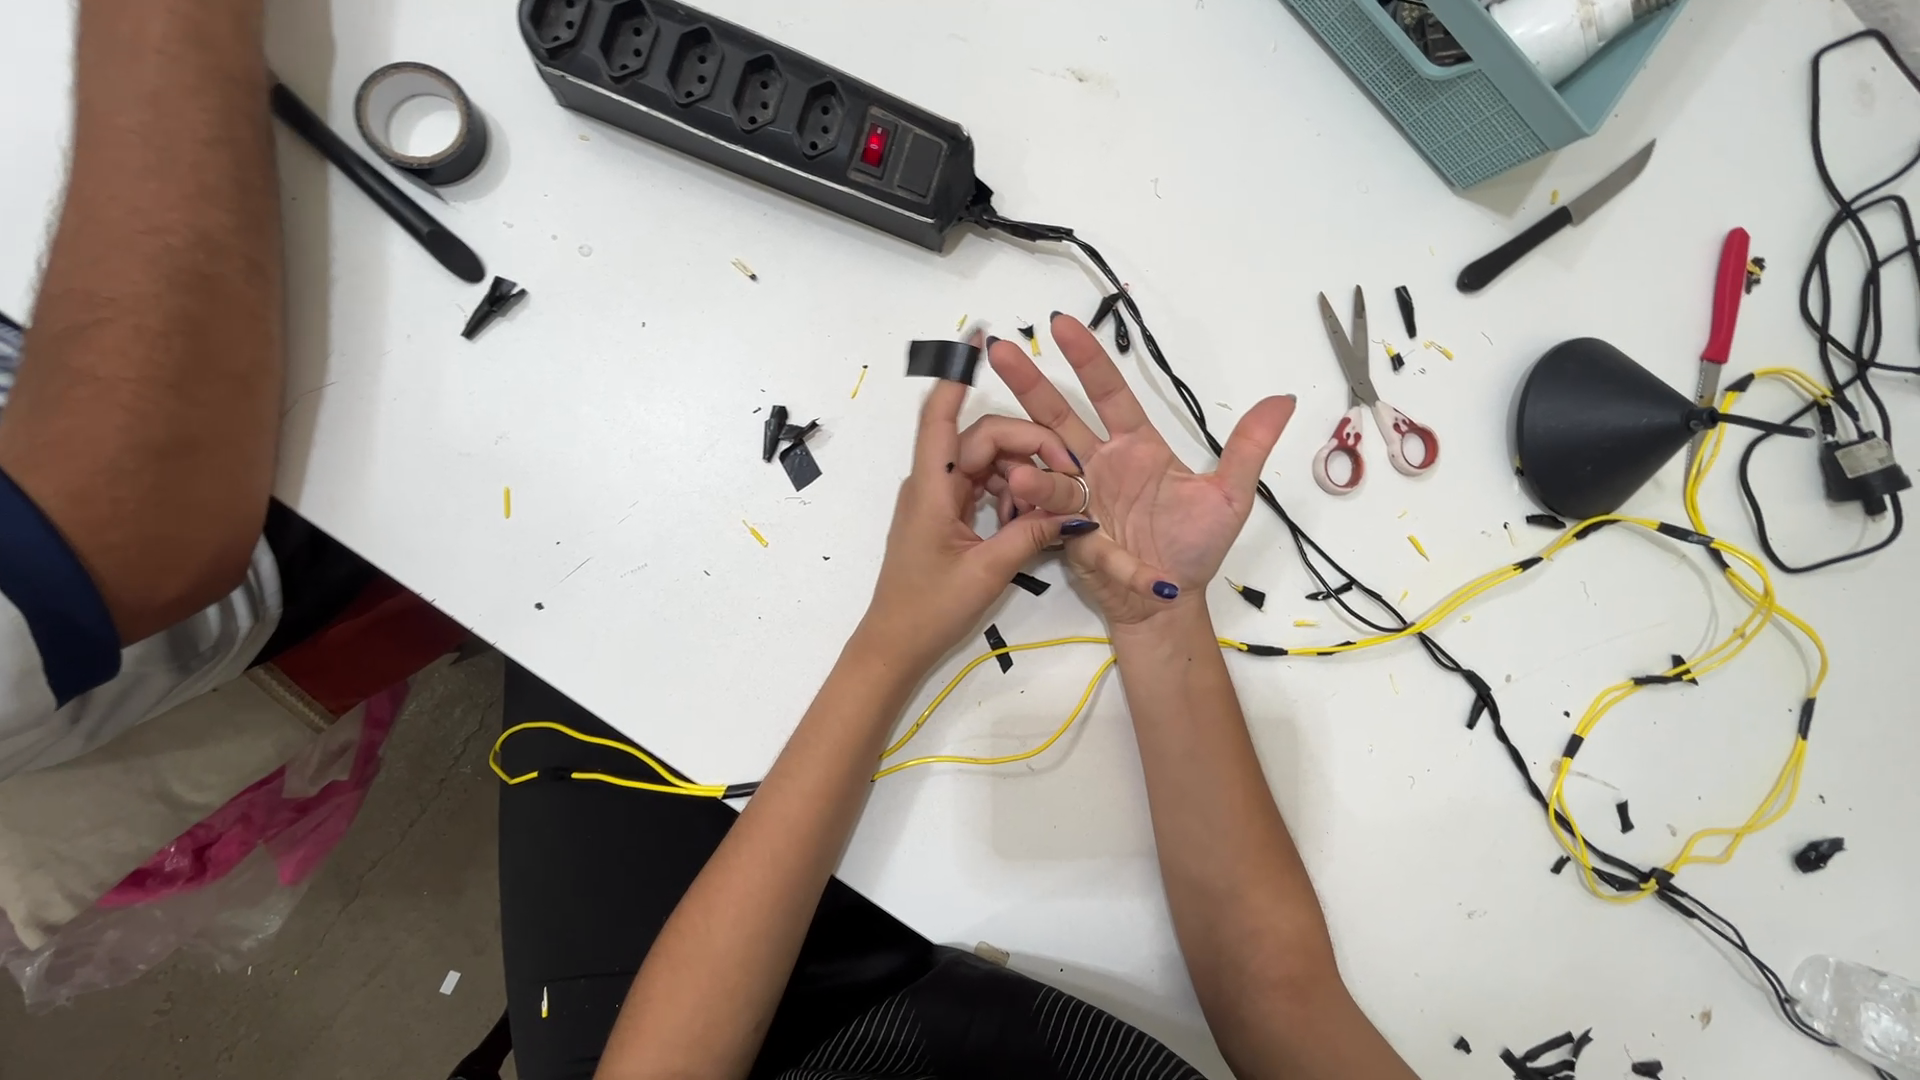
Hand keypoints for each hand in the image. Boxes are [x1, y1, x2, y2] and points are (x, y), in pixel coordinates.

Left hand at [857, 364, 1086, 672]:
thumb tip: (1073, 509)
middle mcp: (932, 484)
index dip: (957, 377)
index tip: (975, 341)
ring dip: (1020, 474)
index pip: (942, 418)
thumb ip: (1031, 534)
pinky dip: (1009, 494)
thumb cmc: (930, 608)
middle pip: (982, 439)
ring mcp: (938, 500)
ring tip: (1049, 503)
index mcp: (932, 488)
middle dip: (1027, 445)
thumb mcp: (989, 572)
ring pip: (986, 463)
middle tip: (1067, 469)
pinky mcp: (946, 517)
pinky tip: (1029, 517)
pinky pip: (983, 488)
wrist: (894, 645)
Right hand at [987, 313, 1294, 626]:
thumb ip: (1247, 448)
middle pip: (1058, 416)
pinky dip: (1039, 510)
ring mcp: (1078, 496)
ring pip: (1045, 466)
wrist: (1169, 603)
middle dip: (1030, 384)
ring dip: (1031, 464)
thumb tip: (1284, 398)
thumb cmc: (1196, 550)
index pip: (1108, 393)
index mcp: (1135, 447)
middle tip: (999, 352)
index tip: (1061, 324)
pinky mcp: (1065, 529)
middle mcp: (1099, 464)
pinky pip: (1049, 515)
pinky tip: (1023, 502)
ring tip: (1020, 473)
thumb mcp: (1229, 497)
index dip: (1087, 359)